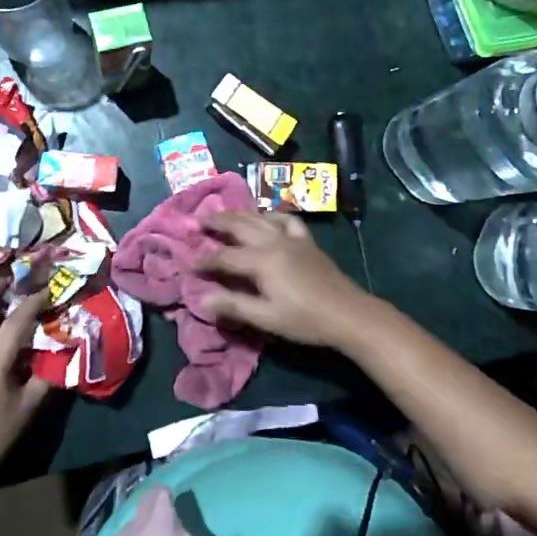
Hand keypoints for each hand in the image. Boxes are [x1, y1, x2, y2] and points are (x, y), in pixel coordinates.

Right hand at [197, 210, 381, 350]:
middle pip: (240, 225)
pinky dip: (272, 215)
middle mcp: (274, 242)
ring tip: (224, 214)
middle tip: (198, 220)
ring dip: (239, 215)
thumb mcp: (266, 318)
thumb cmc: (305, 320)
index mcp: (262, 261)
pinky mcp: (307, 241)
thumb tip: (202, 299)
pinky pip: (287, 219)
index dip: (204, 259)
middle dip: (217, 222)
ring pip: (260, 218)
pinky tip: (267, 218)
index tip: (188, 261)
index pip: (224, 256)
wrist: (348, 313)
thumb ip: (234, 306)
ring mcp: (292, 238)